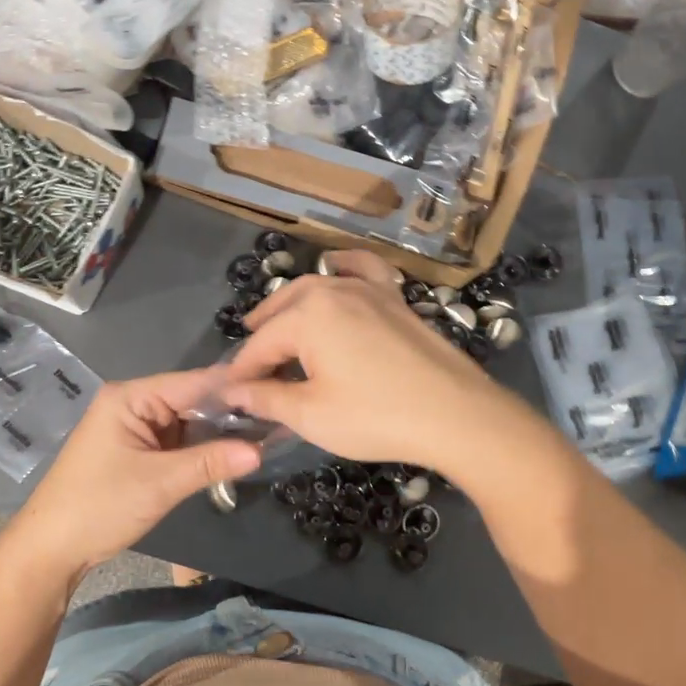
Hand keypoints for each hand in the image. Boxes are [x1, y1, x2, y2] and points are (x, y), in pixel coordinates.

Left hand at [6, 368, 260, 577]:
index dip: (234, 388)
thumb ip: (211, 462)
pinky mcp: (137, 451)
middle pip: (192, 400)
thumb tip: (262, 450)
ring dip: (218, 433)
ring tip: (266, 435)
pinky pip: (177, 442)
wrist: (51, 549)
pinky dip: (201, 449)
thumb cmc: (99, 506)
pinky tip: (233, 454)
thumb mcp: (160, 484)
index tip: (277, 392)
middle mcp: (132, 404)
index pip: (193, 383)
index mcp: (130, 397)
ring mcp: (134, 428)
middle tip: (278, 419)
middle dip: (230, 413)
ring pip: (187, 423)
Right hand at [220, 250, 528, 475]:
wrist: (455, 415)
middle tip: (249, 367)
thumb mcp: (312, 415)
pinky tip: (336, 270)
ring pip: (318, 287)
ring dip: (291, 306)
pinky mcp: (396, 299)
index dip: (242, 372)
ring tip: (277, 327)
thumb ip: (266, 398)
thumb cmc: (377, 417)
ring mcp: (370, 289)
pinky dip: (343, 268)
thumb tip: (231, 392)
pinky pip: (363, 271)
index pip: (260, 344)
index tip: (230, 395)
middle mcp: (335, 290)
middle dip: (262, 335)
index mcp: (308, 315)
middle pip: (284, 308)